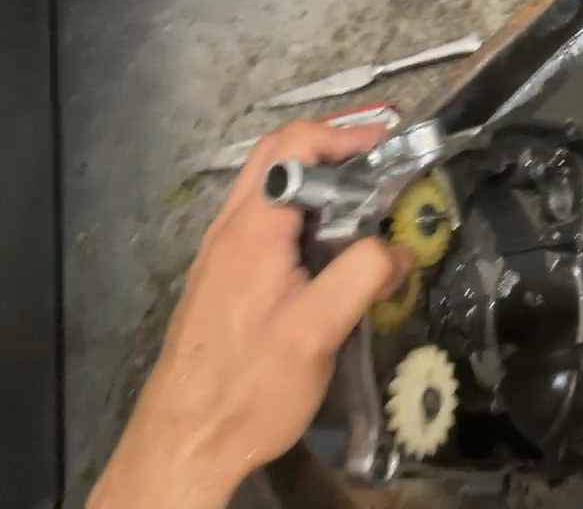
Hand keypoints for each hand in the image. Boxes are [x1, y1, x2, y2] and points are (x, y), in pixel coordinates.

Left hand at [91, 123, 411, 508]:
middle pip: (278, 155)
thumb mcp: (316, 332)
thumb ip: (363, 275)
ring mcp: (224, 252)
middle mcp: (232, 229)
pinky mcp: (226, 276)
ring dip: (318, 178)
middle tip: (376, 163)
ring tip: (364, 200)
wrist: (182, 447)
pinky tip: (331, 246)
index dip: (344, 136)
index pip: (293, 147)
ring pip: (271, 186)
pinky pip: (268, 219)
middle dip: (330, 147)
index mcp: (253, 229)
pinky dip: (305, 210)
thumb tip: (400, 250)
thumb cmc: (248, 387)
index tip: (387, 148)